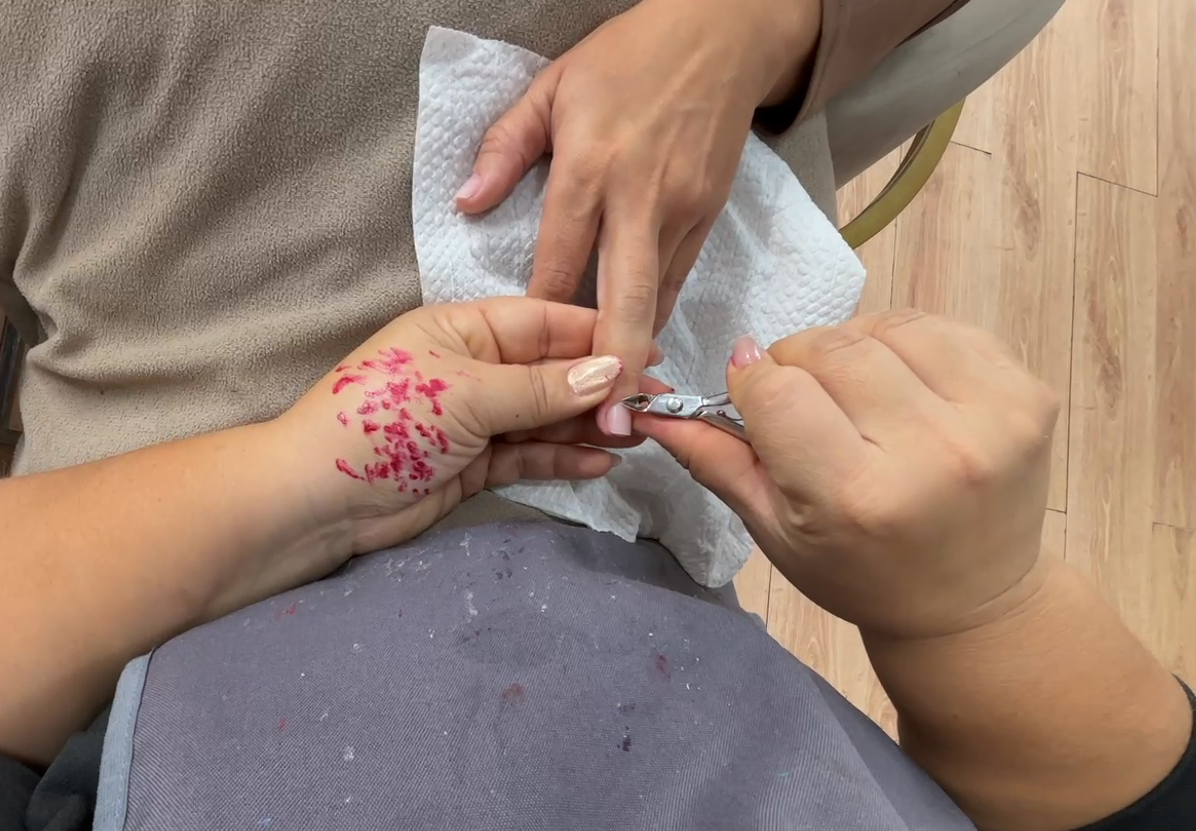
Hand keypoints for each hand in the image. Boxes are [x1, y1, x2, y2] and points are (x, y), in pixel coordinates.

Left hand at [277, 298, 632, 553]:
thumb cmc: (381, 423)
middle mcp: (473, 369)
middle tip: (654, 407)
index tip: (649, 355)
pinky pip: (525, 456)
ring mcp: (473, 421)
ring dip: (586, 426)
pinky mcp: (471, 466)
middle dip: (599, 389)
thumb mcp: (465, 395)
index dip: (598, 338)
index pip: (545, 323)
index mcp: (462, 329)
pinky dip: (559, 458)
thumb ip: (539, 388)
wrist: (318, 500)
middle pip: (550, 373)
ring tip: (636, 437)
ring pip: (542, 418)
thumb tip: (612, 372)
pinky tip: (598, 463)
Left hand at [456, 0, 820, 434]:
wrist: (729, 27)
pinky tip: (635, 351)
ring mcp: (680, 213)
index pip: (558, 266)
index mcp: (588, 170)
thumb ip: (505, 147)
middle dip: (612, 369)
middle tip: (606, 426)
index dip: (545, 329)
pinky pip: (674, 284)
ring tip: (618, 410)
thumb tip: (466, 204)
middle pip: (622, 301)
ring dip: (635, 356)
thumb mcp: (552, 86)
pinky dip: (653, 320)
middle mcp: (637, 201)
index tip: (531, 379)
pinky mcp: (708, 219)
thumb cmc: (626, 58)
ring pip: (654, 302)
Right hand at [637, 311, 1061, 641]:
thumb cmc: (852, 574)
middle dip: (793, 362)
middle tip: (795, 397)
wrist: (968, 601)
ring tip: (845, 391)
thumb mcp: (770, 530)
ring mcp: (990, 419)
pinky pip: (940, 328)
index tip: (750, 400)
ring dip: (845, 348)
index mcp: (852, 497)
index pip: (775, 393)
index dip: (750, 386)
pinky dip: (898, 342)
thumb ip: (714, 461)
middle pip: (829, 350)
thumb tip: (653, 411)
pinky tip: (891, 381)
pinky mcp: (1030, 395)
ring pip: (883, 328)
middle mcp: (928, 453)